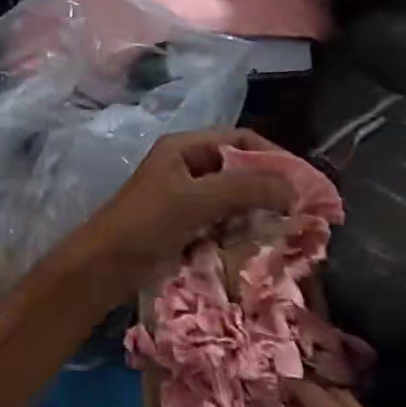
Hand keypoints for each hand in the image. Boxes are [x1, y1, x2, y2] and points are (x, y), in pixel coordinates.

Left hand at [78, 129, 294, 287]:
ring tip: (287, 228)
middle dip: (269, 186)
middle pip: (238, 168)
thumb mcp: (197, 200)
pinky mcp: (183, 226)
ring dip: (257, 210)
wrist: (102, 267)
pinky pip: (221, 221)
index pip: (239, 139)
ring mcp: (183, 197)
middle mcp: (186, 166)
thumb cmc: (146, 223)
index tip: (302, 180)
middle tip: (301, 209)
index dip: (273, 155)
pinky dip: (241, 229)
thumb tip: (294, 188)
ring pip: (232, 197)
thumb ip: (246, 188)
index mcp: (184, 148)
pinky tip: (259, 244)